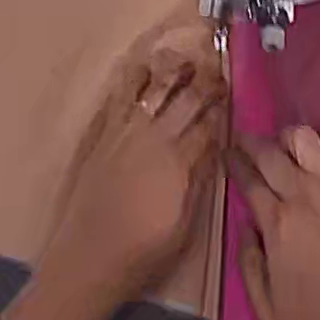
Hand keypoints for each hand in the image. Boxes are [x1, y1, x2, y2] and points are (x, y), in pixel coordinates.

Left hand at [42, 50, 226, 296]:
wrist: (88, 258)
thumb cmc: (142, 250)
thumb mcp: (184, 226)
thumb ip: (200, 181)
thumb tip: (216, 147)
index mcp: (178, 161)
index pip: (208, 123)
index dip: (222, 108)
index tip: (231, 96)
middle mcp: (155, 137)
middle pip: (187, 98)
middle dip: (207, 81)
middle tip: (219, 70)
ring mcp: (128, 131)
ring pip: (155, 88)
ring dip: (174, 70)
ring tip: (187, 61)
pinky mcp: (106, 132)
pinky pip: (121, 95)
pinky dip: (135, 76)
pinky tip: (144, 67)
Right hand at [236, 127, 319, 319]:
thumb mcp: (266, 309)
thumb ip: (249, 262)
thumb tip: (245, 224)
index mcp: (278, 224)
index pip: (248, 177)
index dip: (233, 161)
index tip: (226, 154)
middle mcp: (303, 195)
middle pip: (270, 151)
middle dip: (250, 142)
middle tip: (243, 143)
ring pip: (304, 137)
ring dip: (287, 138)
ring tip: (282, 148)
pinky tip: (319, 153)